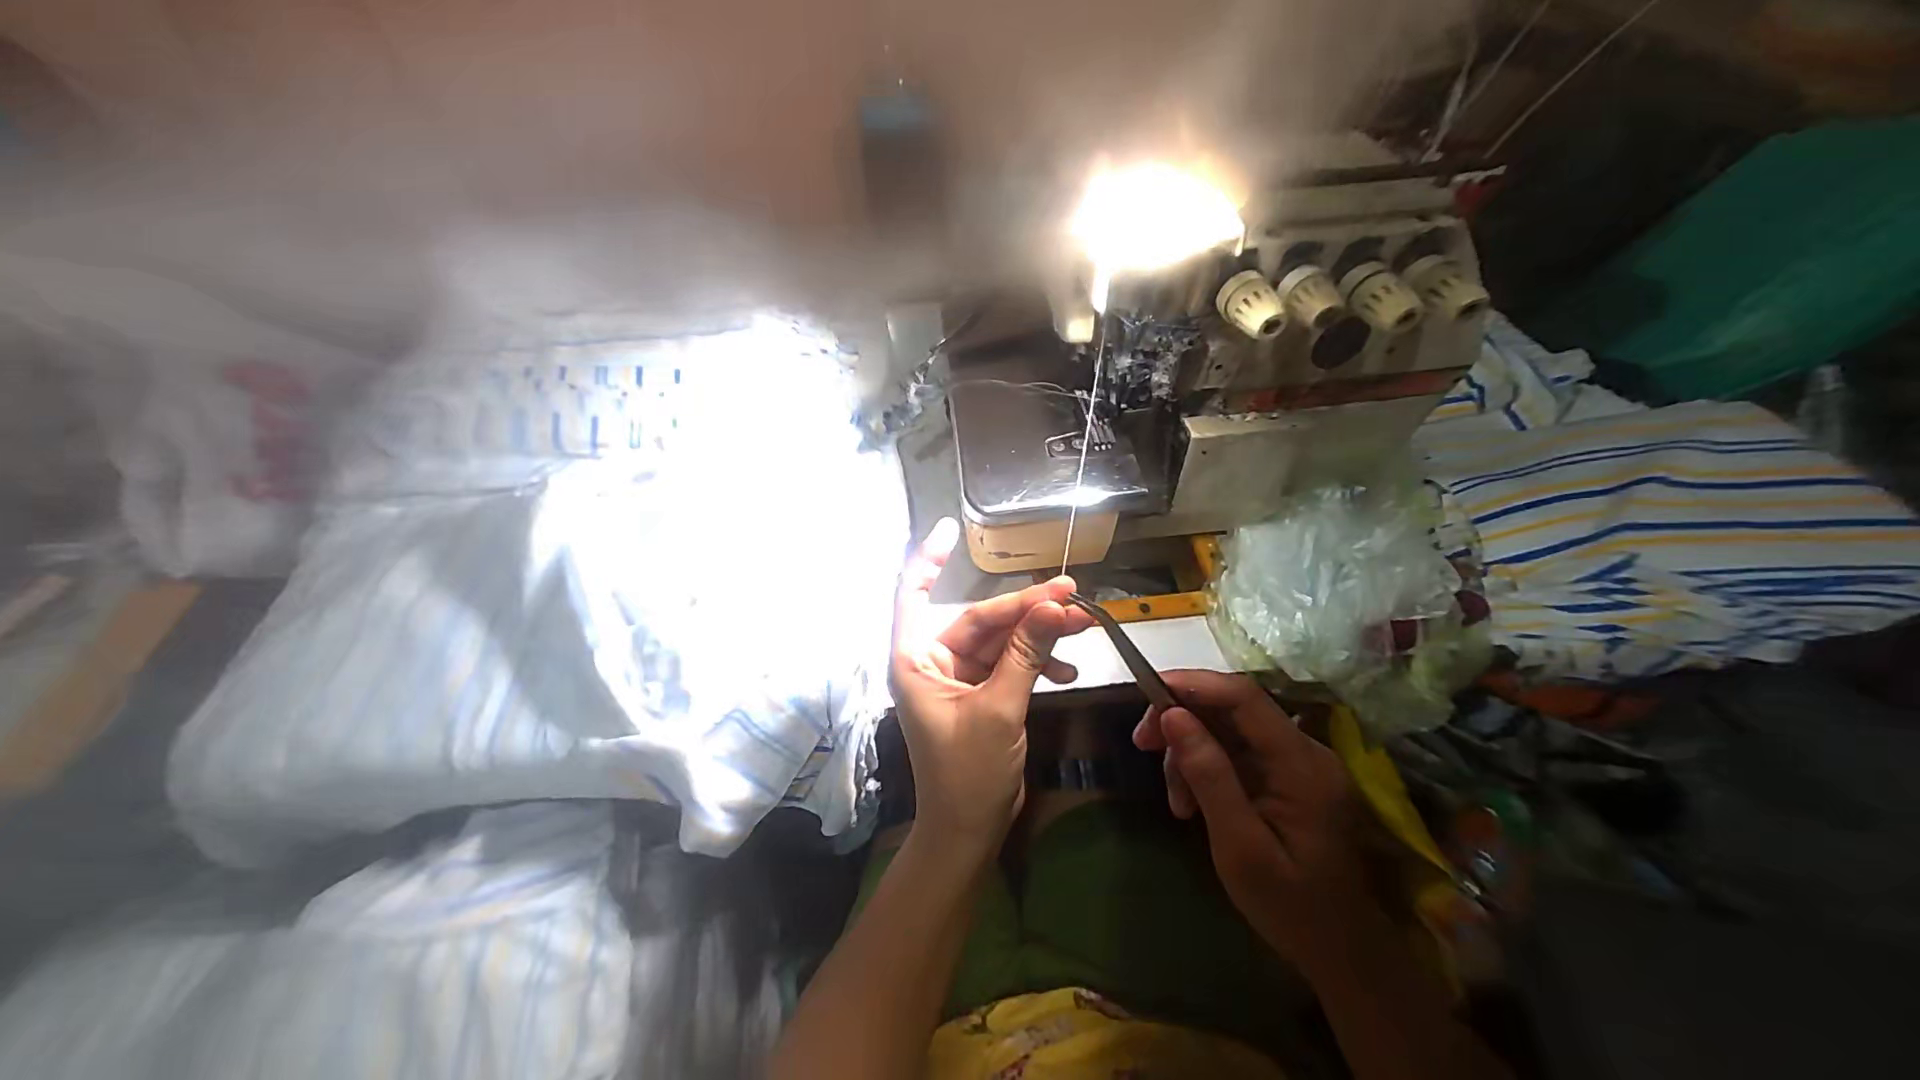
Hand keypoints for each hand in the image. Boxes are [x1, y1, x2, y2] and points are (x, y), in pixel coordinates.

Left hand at [891, 518, 1095, 852]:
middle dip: (1026, 610)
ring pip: (1002, 640)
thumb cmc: (968, 774)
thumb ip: (1025, 655)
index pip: (914, 595)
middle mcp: (934, 662)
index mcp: (916, 660)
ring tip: (1083, 626)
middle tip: (1072, 594)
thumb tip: (1054, 606)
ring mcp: (959, 678)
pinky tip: (1067, 669)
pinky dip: (1038, 663)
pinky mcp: (981, 694)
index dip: (927, 559)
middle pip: (981, 620)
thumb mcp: (999, 709)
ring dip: (1040, 635)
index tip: (948, 529)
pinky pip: (1011, 665)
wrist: (968, 831)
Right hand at [1133, 670, 1370, 969]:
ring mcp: (1297, 762)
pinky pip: (1236, 751)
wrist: (1339, 950)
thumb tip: (1172, 716)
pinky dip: (1205, 766)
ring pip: (1228, 728)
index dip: (1193, 684)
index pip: (1244, 697)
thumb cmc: (1289, 906)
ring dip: (1190, 750)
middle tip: (1142, 744)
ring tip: (1175, 799)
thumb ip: (1208, 775)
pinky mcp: (1286, 776)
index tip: (1146, 692)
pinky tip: (1190, 802)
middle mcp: (1304, 751)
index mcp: (1301, 764)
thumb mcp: (1238, 845)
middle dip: (1182, 719)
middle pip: (1232, 707)